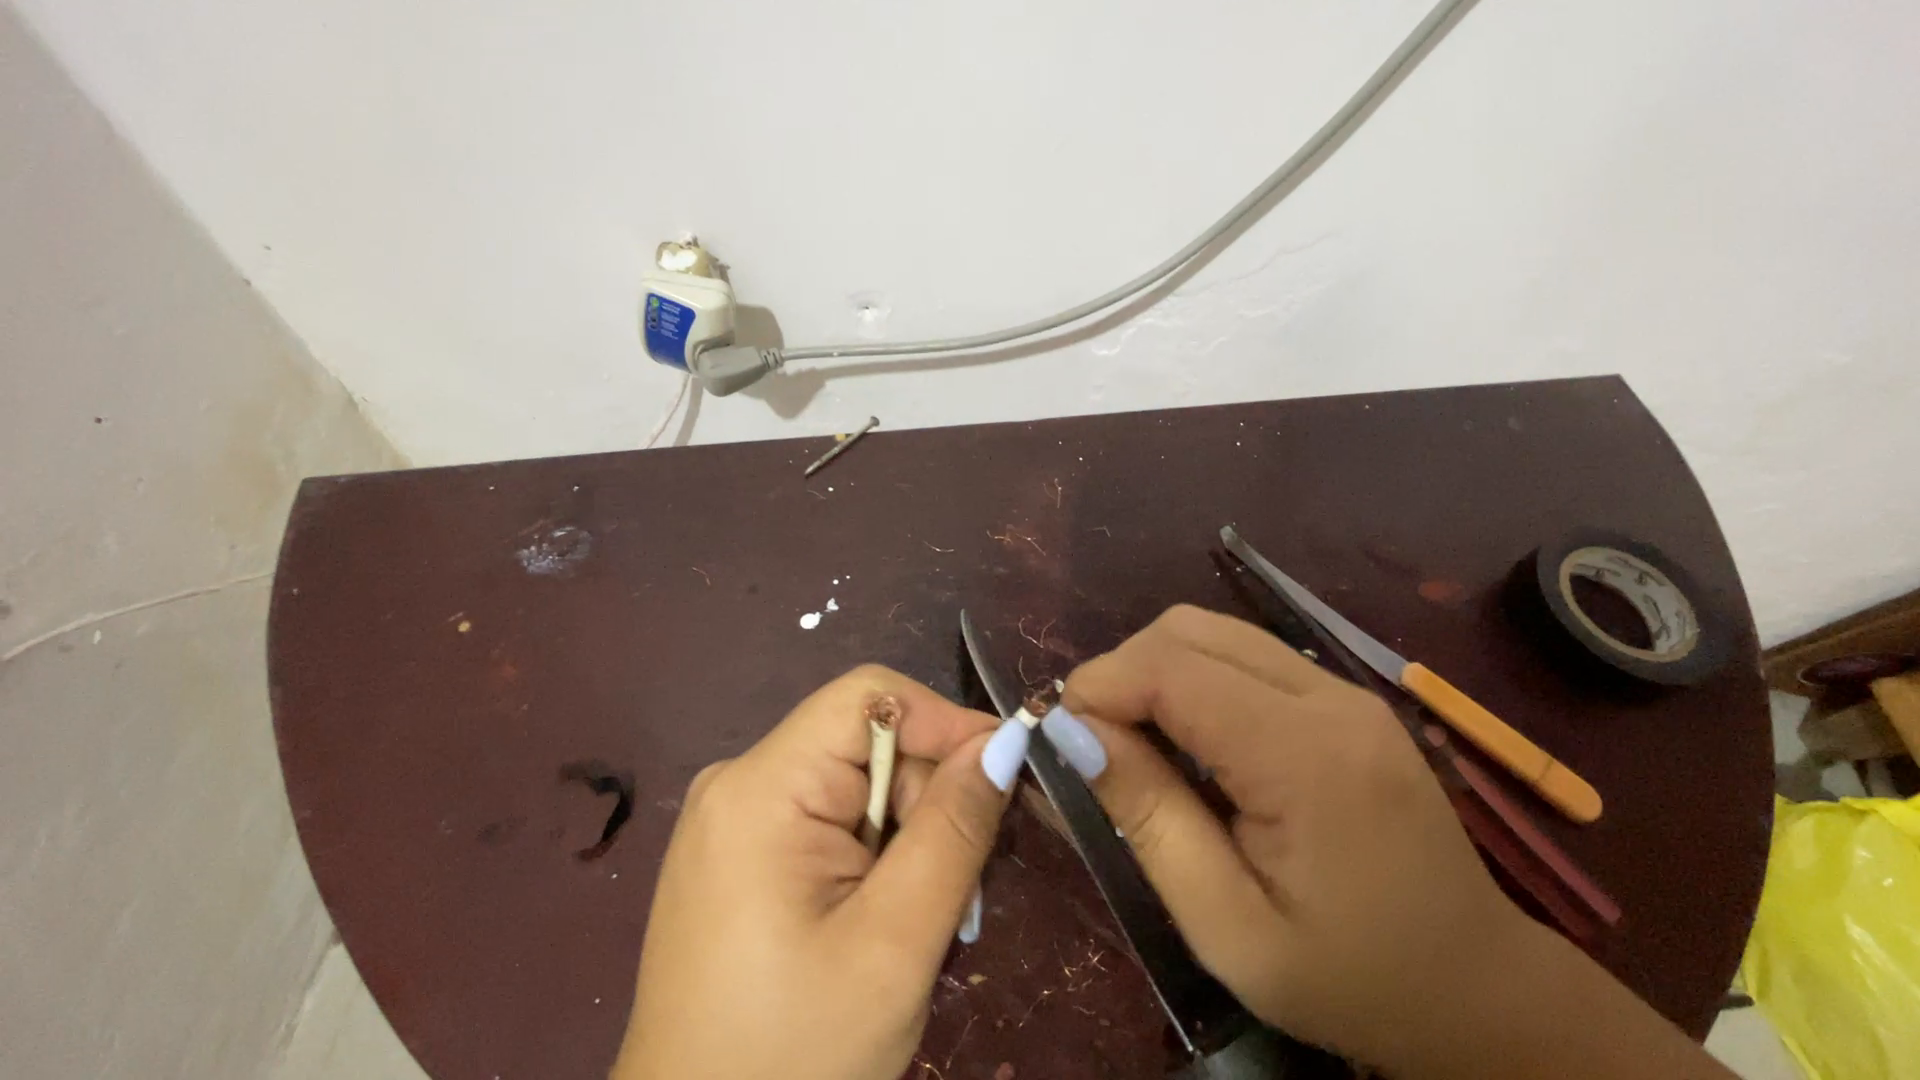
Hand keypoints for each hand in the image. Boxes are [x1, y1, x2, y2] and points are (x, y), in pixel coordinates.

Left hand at [612, 666, 1026, 1079]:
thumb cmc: (793, 1053)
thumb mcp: (894, 943)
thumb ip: (952, 831)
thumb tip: (1005, 739)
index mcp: (761, 787)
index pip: (871, 697)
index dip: (946, 723)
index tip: (1007, 779)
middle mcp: (739, 783)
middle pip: (865, 744)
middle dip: (926, 800)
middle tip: (961, 890)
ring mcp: (733, 821)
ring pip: (855, 786)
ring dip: (906, 838)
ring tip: (918, 921)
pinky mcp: (739, 856)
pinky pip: (828, 821)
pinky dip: (873, 858)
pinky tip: (877, 921)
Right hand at [1053, 606, 1528, 1072]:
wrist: (1477, 990)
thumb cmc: (1347, 977)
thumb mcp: (1226, 924)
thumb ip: (1149, 818)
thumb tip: (1075, 735)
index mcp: (1304, 755)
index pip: (1172, 669)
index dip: (1099, 687)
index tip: (1061, 740)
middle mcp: (1330, 697)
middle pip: (1189, 631)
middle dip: (1122, 672)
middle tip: (1096, 746)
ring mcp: (1346, 691)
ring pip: (1215, 632)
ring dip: (1156, 671)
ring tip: (1136, 743)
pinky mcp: (1348, 701)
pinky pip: (1248, 656)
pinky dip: (1195, 679)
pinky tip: (1190, 741)